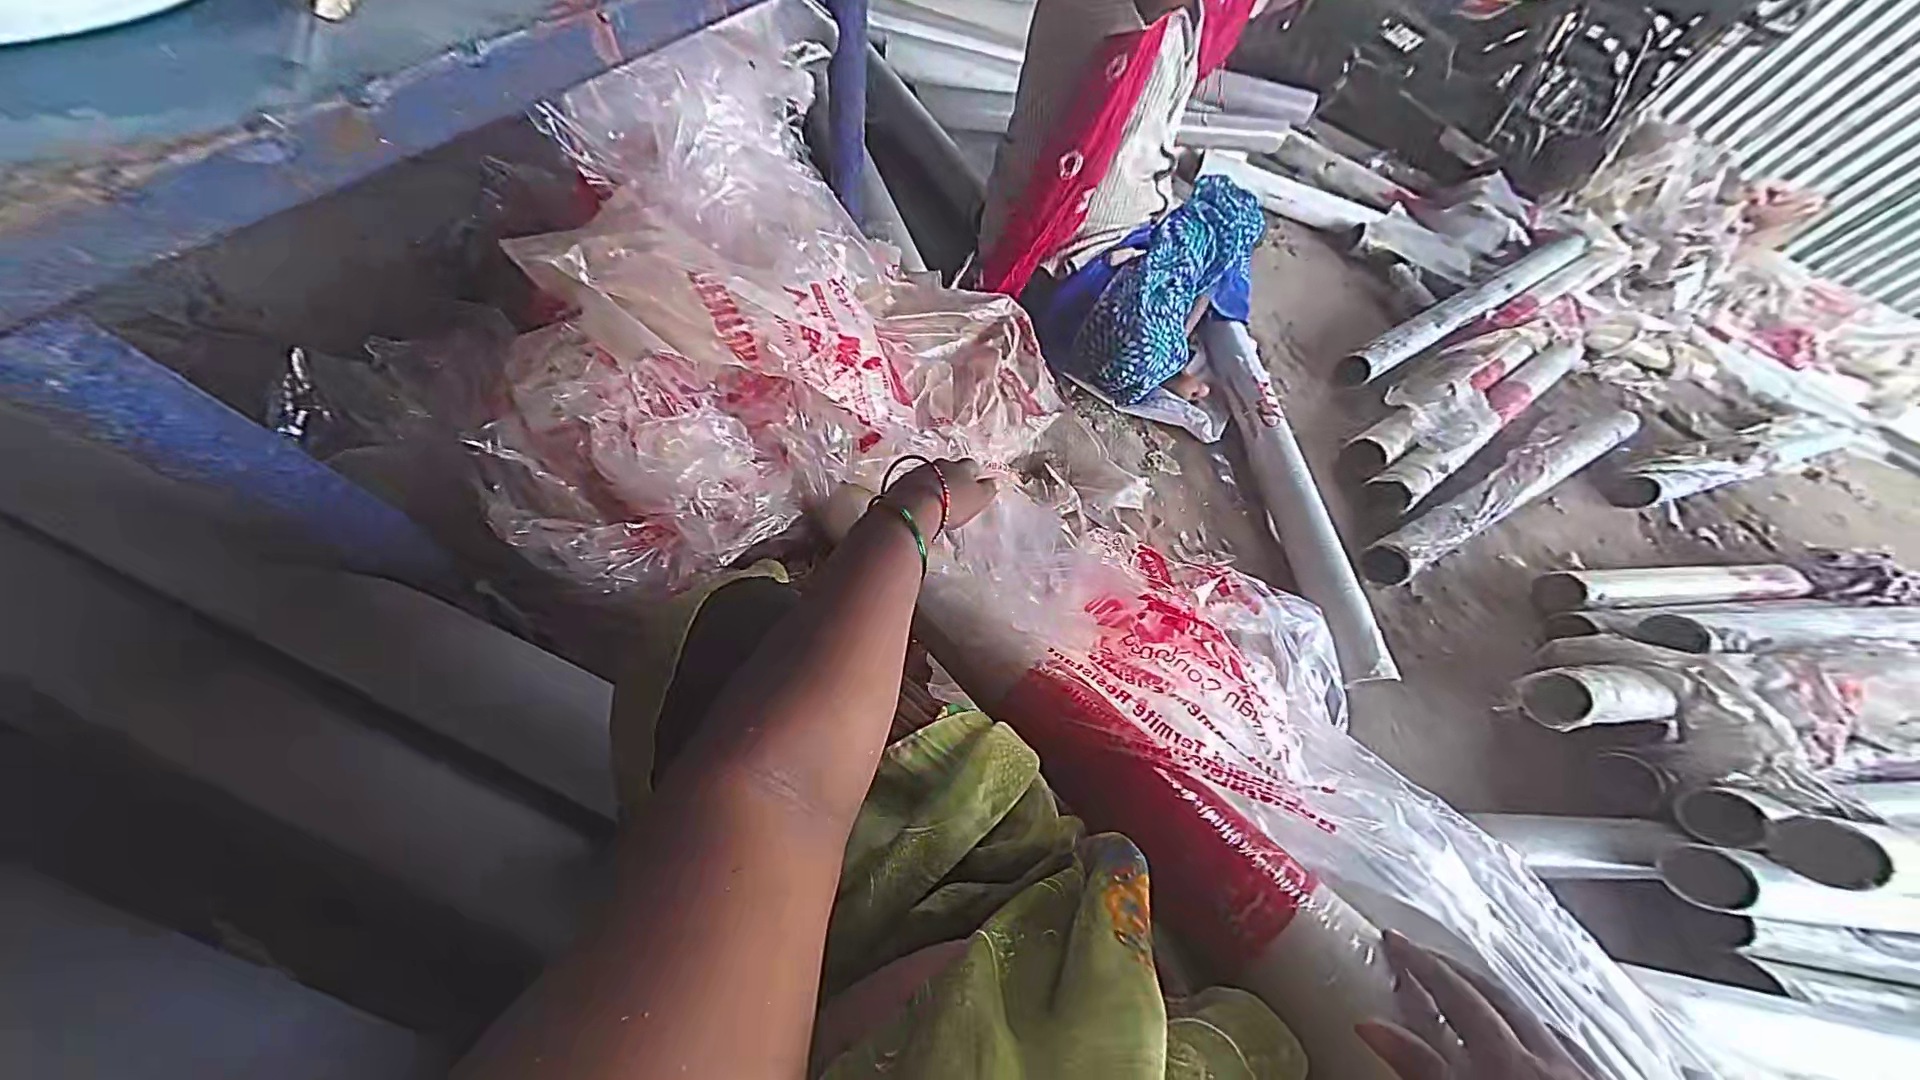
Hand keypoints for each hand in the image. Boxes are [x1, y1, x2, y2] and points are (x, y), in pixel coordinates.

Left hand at [885, 458, 997, 534]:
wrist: (915, 507)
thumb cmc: (952, 504)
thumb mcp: (978, 499)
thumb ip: (987, 489)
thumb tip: (992, 482)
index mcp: (963, 468)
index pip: (972, 466)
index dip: (973, 474)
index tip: (974, 482)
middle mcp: (941, 465)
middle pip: (949, 467)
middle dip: (951, 475)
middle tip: (953, 489)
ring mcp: (920, 471)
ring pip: (930, 473)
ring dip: (933, 482)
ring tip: (935, 497)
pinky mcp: (902, 482)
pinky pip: (913, 483)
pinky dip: (917, 490)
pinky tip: (919, 502)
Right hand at [1356, 932, 1596, 1079]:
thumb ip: (1422, 1070)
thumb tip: (1367, 1023)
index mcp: (1509, 1059)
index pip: (1456, 993)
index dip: (1421, 963)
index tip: (1392, 938)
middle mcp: (1552, 1058)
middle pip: (1499, 996)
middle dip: (1457, 969)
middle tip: (1423, 955)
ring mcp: (1589, 1078)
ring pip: (1541, 1021)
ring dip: (1502, 1000)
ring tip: (1476, 992)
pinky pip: (1574, 1051)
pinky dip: (1543, 1033)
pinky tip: (1540, 1044)